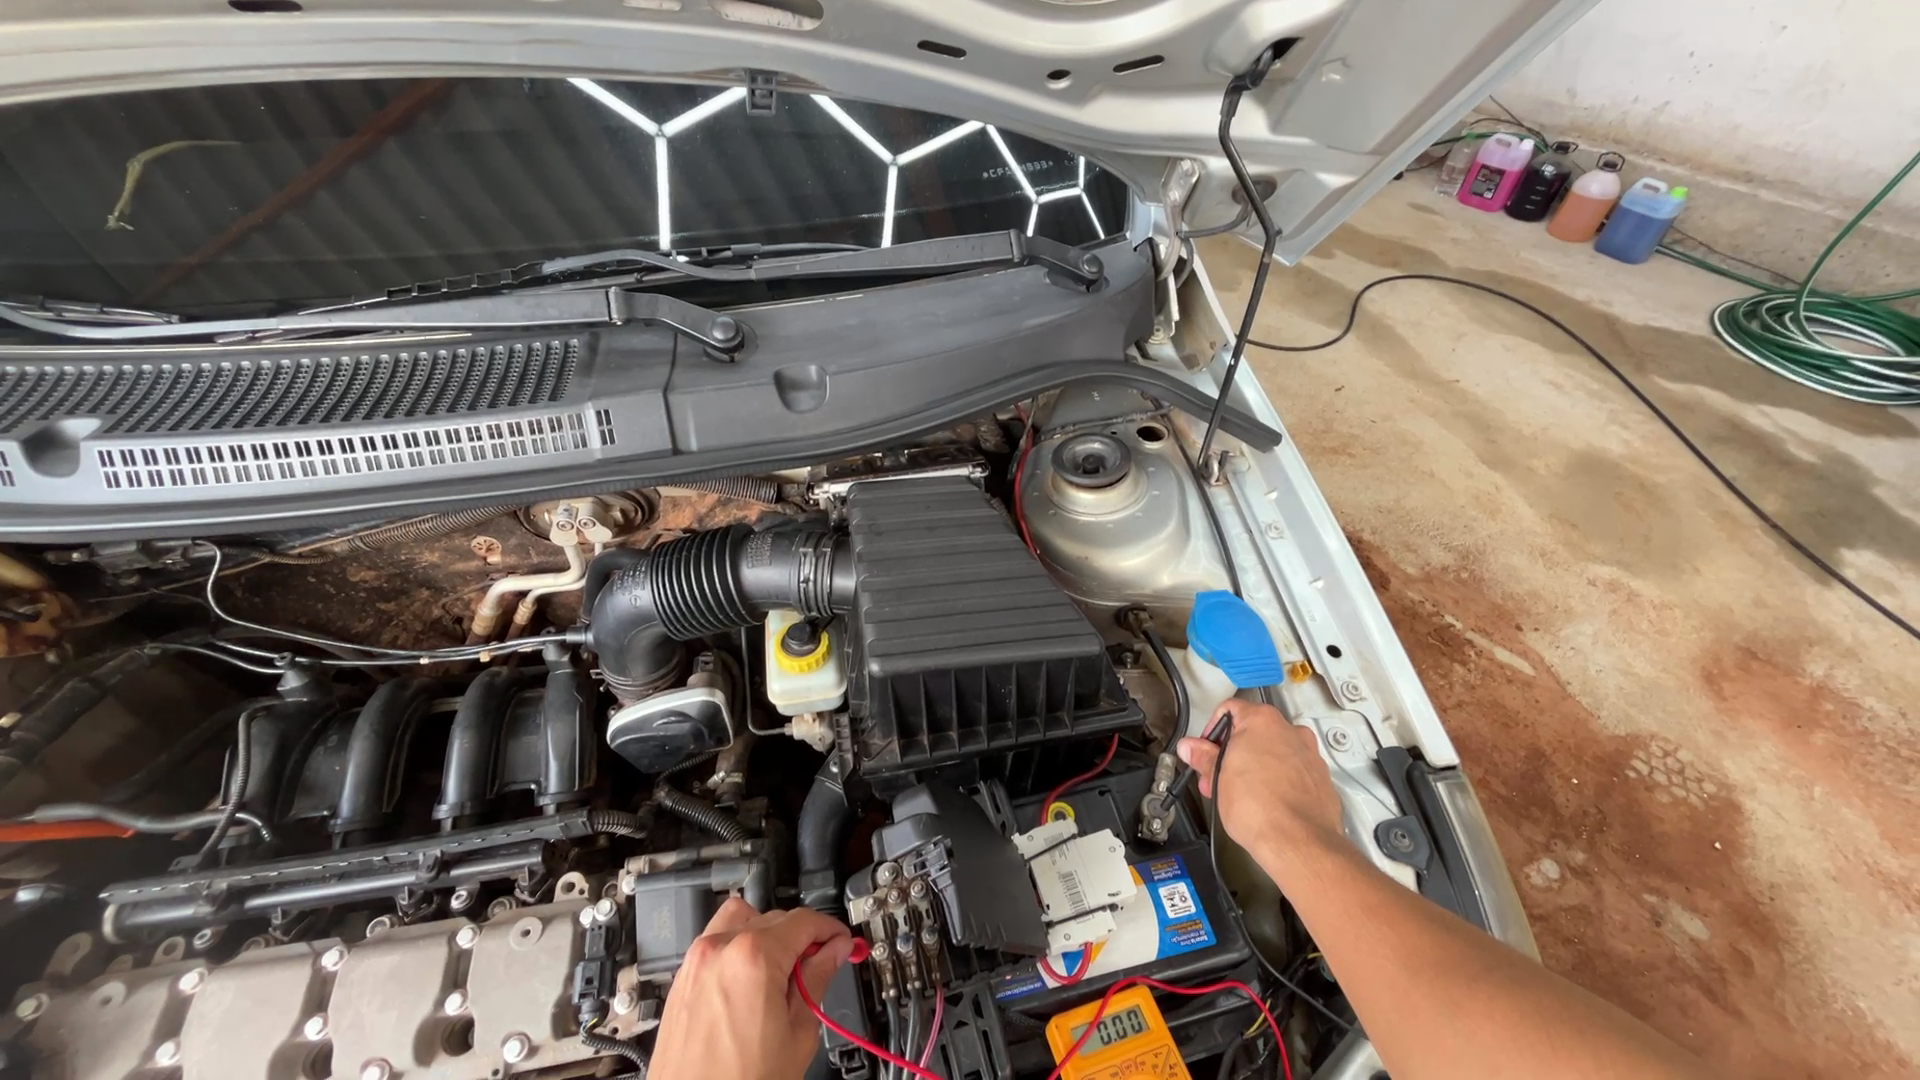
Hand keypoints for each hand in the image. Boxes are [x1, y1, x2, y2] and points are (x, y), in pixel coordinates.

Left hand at [649, 897, 854, 1079]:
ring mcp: (696, 963)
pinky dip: (738, 947)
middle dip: (802, 937)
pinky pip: (717, 942)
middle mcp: (720, 949)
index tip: (841, 942)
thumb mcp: (797, 1036)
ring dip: (767, 934)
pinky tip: (752, 981)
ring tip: (782, 971)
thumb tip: (834, 951)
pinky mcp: (682, 980)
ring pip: (742, 919)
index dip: (831, 929)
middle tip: (821, 964)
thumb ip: (818, 981)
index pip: (805, 921)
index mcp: (754, 957)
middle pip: (775, 918)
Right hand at [1177, 700, 1347, 884]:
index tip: (1204, 752)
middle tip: (1217, 777)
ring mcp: (1310, 755)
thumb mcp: (1217, 778)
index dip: (1211, 731)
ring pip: (1274, 751)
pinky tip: (1265, 802)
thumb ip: (1203, 757)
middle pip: (1252, 732)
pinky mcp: (1322, 780)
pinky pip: (1293, 771)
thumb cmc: (1258, 808)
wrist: (1298, 844)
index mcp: (1262, 721)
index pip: (1229, 710)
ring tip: (1240, 794)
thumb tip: (1190, 747)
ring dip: (1255, 766)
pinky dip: (1278, 780)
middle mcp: (1290, 731)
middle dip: (1231, 753)